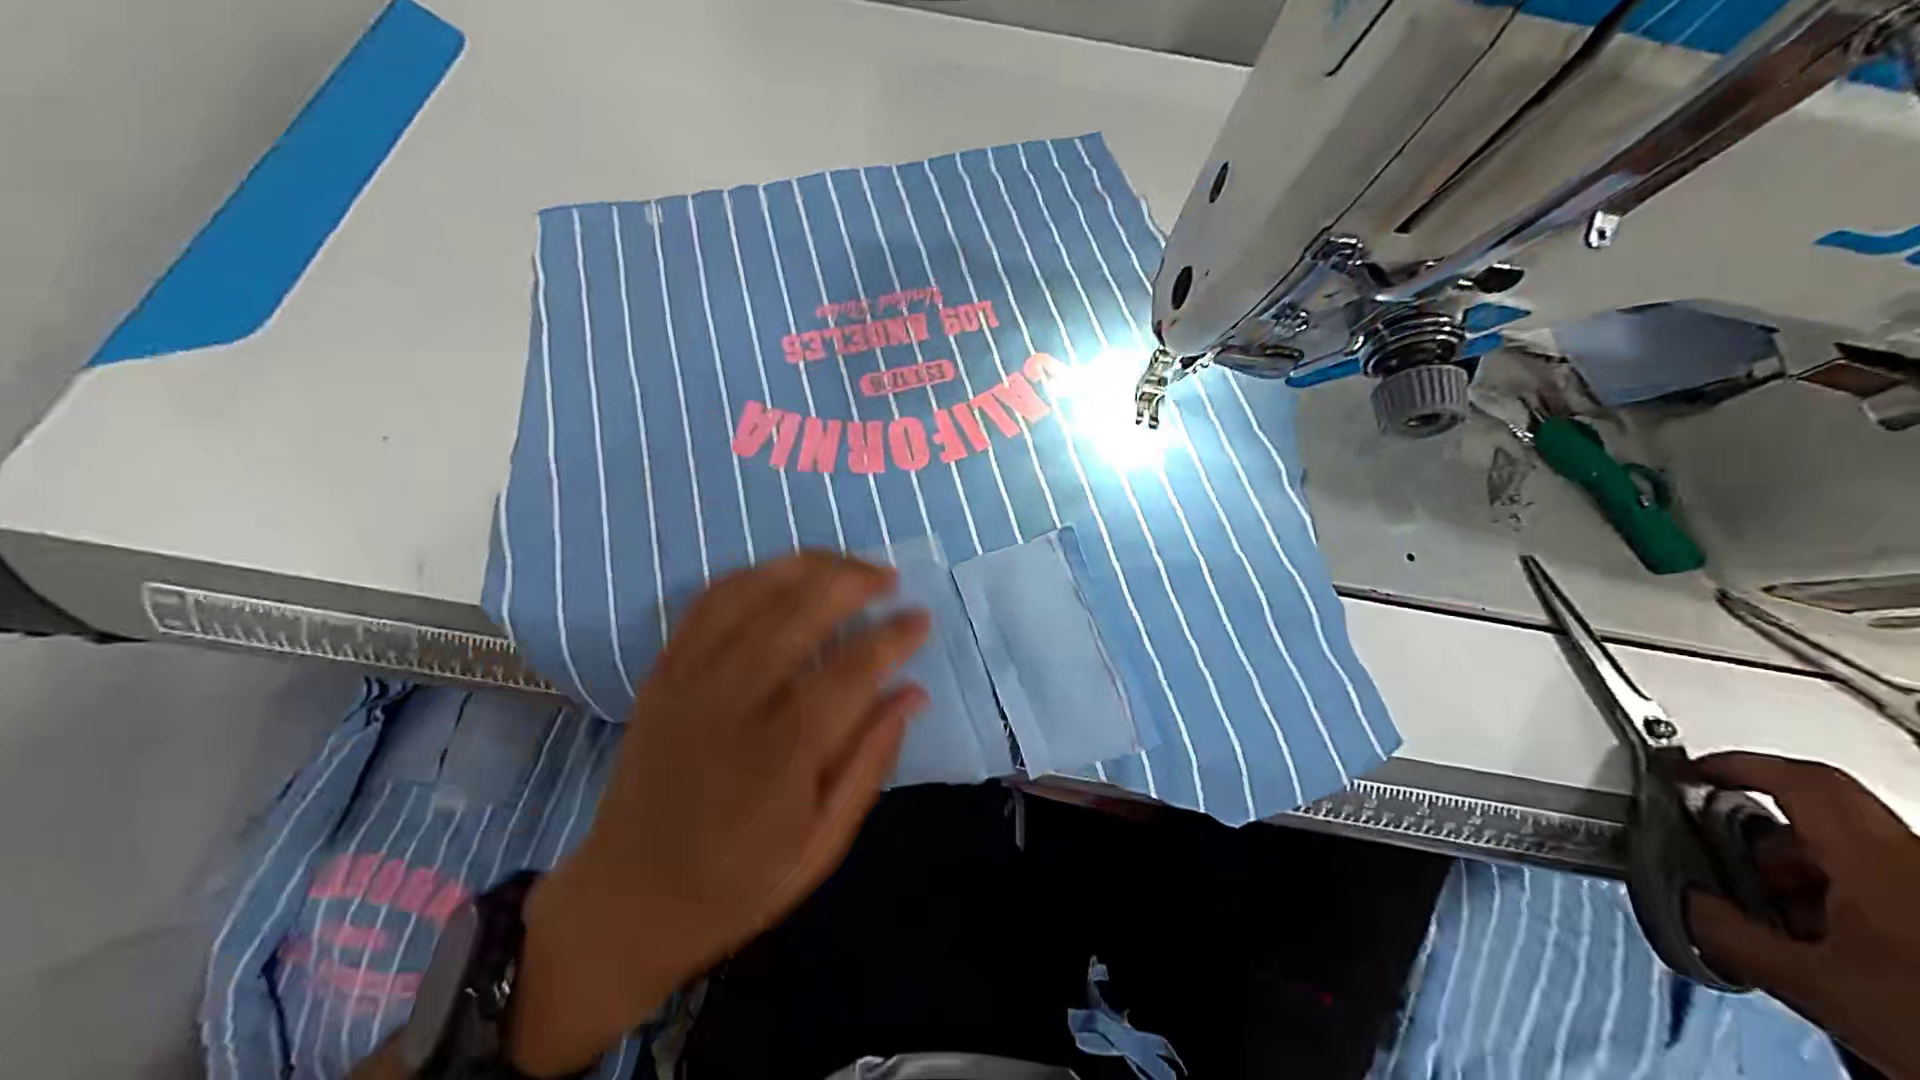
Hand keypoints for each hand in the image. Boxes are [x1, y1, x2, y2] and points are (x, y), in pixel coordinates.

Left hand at [509, 552, 929, 1074]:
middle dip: (851, 582)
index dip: (892, 638)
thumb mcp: (822, 844)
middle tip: (889, 576)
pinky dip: (749, 577)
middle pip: (797, 615)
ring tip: (846, 564)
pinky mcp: (663, 673)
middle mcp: (731, 703)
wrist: (629, 898)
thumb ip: (869, 763)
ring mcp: (689, 681)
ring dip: (805, 568)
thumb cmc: (738, 881)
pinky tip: (781, 574)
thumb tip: (913, 694)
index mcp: (780, 755)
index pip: (850, 672)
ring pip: (751, 595)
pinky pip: (706, 604)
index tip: (922, 619)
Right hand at [1686, 752, 1919, 1078]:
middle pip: (1824, 824)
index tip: (1698, 771)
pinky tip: (1835, 952)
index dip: (1741, 767)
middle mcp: (1917, 863)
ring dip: (1806, 879)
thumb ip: (1732, 936)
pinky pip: (1889, 891)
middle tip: (1730, 869)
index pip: (1802, 781)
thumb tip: (1690, 907)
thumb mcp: (1815, 984)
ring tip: (1784, 925)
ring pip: (1859, 860)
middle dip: (1765, 843)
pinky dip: (1846, 905)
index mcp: (1880, 860)